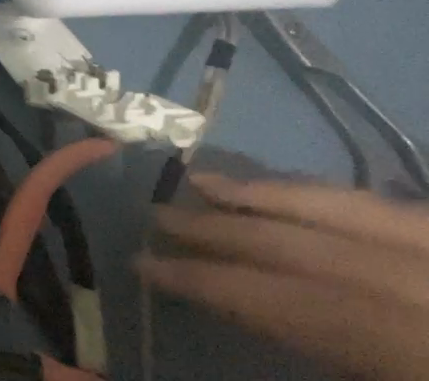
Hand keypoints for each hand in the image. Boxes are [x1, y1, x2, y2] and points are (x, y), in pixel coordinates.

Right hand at [141, 173, 428, 379]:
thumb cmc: (415, 371)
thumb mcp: (372, 369)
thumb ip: (318, 346)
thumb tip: (236, 305)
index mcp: (408, 343)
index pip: (291, 302)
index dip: (210, 280)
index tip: (142, 264)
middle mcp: (424, 287)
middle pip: (310, 249)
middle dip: (223, 231)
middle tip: (156, 216)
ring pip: (354, 211)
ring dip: (270, 196)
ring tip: (204, 182)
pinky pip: (396, 211)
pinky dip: (335, 198)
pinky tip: (293, 193)